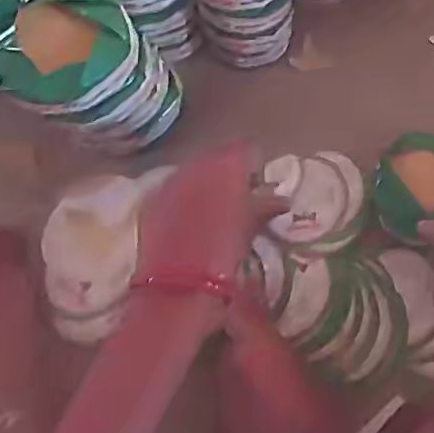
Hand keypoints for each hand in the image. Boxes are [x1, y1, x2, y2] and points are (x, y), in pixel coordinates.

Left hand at [136, 142, 287, 281]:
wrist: (179, 284)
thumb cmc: (225, 248)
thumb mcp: (252, 223)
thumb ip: (266, 204)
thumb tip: (281, 199)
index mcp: (228, 163)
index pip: (247, 148)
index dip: (254, 165)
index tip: (257, 185)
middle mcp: (198, 163)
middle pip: (218, 157)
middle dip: (227, 173)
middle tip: (236, 198)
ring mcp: (171, 179)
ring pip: (193, 171)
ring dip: (203, 184)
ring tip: (210, 210)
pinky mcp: (151, 200)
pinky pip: (172, 189)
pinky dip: (181, 198)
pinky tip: (186, 220)